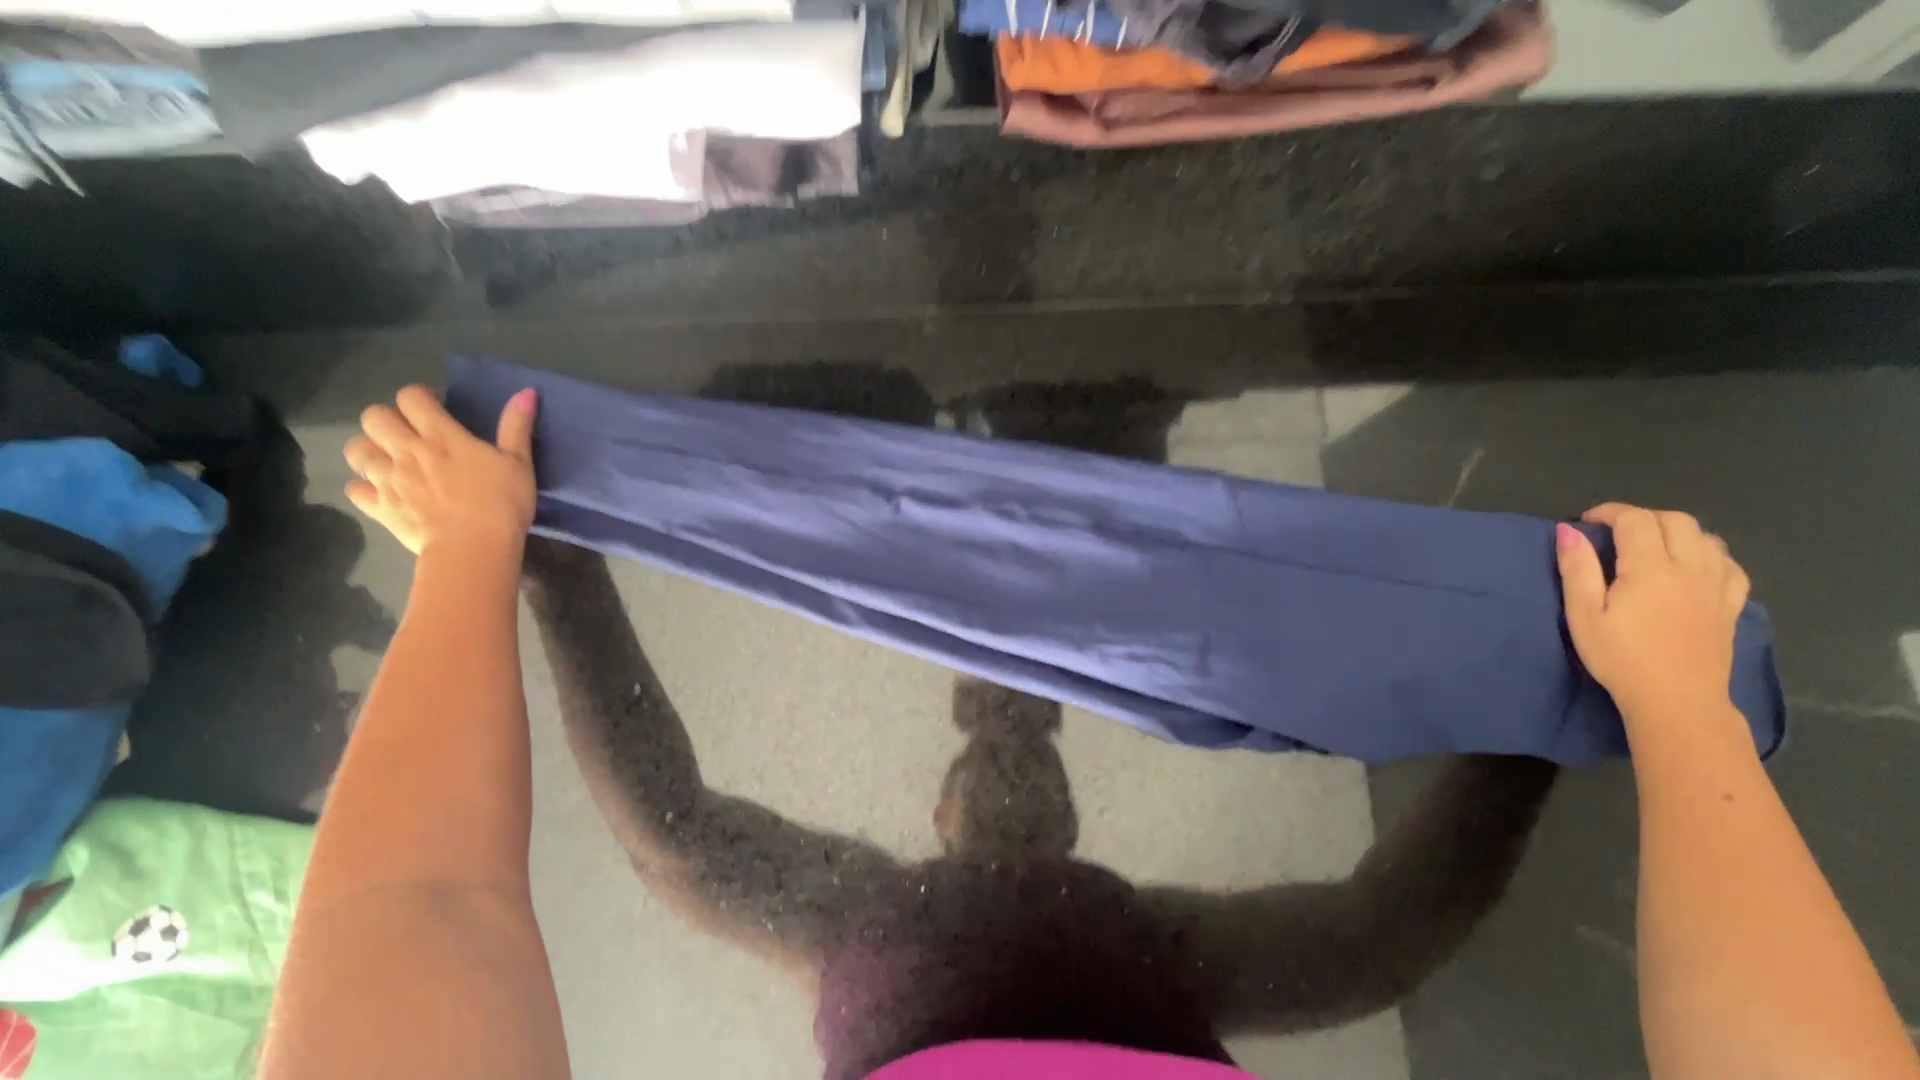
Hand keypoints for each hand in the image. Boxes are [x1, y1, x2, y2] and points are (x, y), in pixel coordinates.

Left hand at [344, 385, 536, 556]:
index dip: (419, 397)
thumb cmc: (502, 504)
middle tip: (408, 434)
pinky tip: (381, 493)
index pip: (411, 397)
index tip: (434, 408)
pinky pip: (354, 489)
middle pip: (373, 416)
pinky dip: (363, 488)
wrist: (473, 549)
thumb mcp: (519, 463)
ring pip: (356, 449)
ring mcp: (388, 479)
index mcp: (441, 436)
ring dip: (370, 451)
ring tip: (390, 462)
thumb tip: (526, 391)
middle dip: (387, 420)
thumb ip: (517, 426)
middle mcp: (407, 451)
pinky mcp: (379, 507)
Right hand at [1555, 503, 1750, 717]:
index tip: (1587, 522)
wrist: (1676, 700)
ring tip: (1653, 546)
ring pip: (1706, 537)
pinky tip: (1694, 566)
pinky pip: (1730, 564)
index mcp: (1650, 568)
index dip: (1609, 512)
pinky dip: (1710, 554)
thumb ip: (1577, 569)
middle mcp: (1690, 568)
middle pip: (1675, 520)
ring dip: (1677, 532)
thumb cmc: (1621, 658)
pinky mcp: (1731, 605)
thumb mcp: (1584, 615)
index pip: (1635, 519)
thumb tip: (1569, 530)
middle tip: (1616, 532)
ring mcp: (1717, 586)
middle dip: (1643, 517)